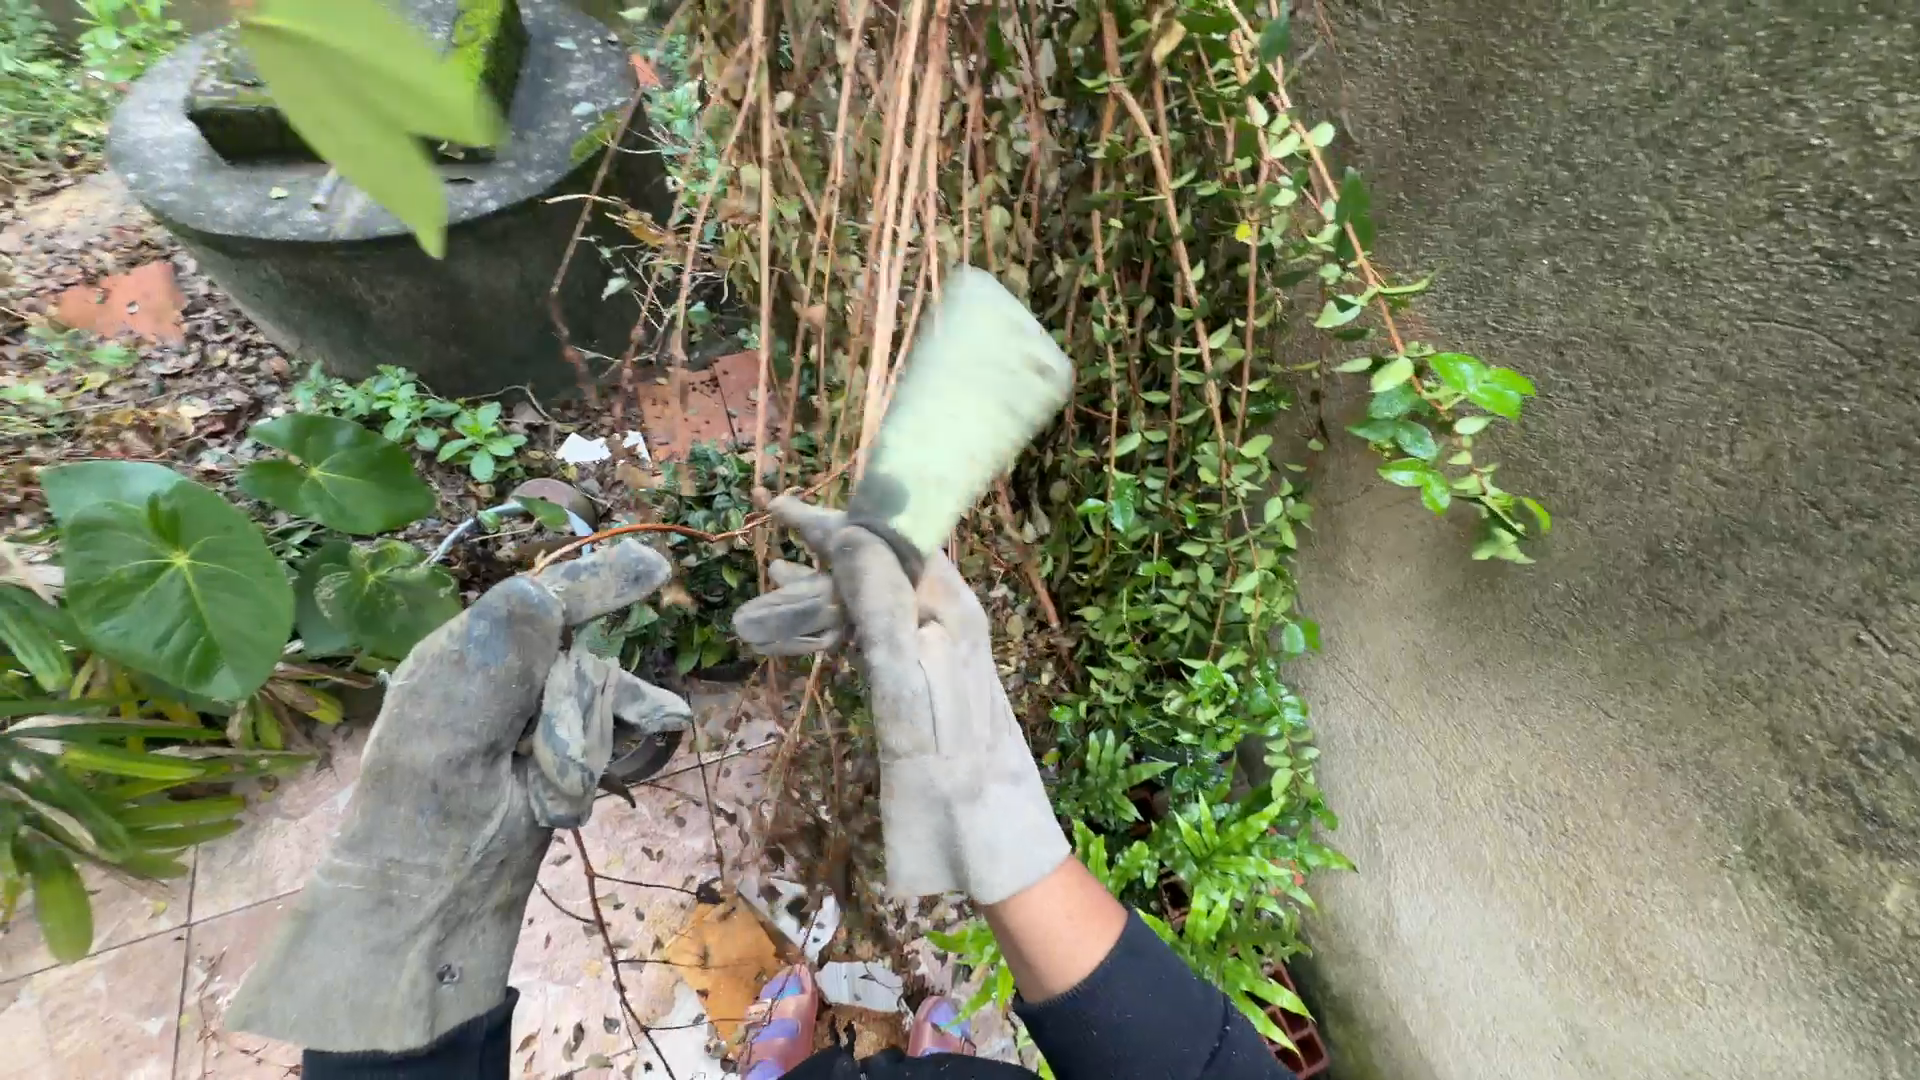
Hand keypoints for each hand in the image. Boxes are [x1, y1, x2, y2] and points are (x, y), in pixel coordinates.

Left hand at [228, 543, 690, 1052]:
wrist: (440, 871)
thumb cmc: (436, 766)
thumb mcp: (471, 675)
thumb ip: (530, 618)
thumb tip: (599, 570)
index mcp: (477, 647)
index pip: (551, 600)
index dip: (602, 582)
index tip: (658, 570)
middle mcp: (514, 676)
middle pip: (585, 654)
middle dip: (575, 698)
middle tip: (534, 745)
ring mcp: (544, 718)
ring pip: (604, 698)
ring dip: (584, 739)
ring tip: (556, 782)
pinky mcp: (572, 753)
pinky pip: (614, 732)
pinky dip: (602, 754)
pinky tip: (580, 785)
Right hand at [734, 497, 1068, 903]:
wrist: (987, 836)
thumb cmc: (945, 760)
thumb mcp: (904, 673)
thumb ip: (880, 599)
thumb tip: (847, 533)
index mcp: (948, 603)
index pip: (887, 538)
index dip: (832, 521)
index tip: (777, 507)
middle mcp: (945, 616)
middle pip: (878, 565)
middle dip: (822, 554)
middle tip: (770, 546)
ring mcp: (936, 650)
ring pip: (872, 601)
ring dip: (822, 592)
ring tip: (771, 585)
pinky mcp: (924, 683)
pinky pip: (874, 637)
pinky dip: (836, 628)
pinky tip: (809, 633)